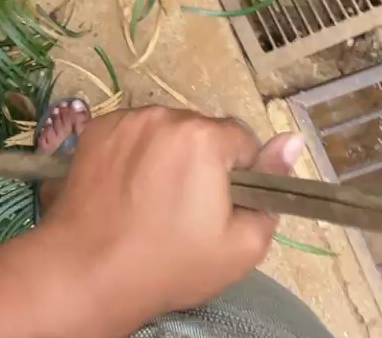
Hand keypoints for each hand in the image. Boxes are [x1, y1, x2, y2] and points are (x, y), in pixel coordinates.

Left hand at [37, 106, 302, 323]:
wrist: (89, 267)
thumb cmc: (171, 262)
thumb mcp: (241, 245)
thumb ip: (271, 188)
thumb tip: (292, 141)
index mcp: (204, 137)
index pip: (241, 140)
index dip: (239, 173)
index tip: (221, 203)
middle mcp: (164, 114)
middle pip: (200, 130)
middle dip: (202, 160)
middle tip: (185, 206)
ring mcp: (126, 118)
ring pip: (164, 129)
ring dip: (167, 152)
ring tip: (153, 197)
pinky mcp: (97, 126)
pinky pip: (132, 131)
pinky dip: (135, 151)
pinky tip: (127, 186)